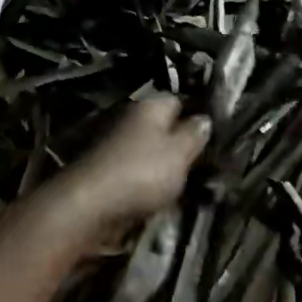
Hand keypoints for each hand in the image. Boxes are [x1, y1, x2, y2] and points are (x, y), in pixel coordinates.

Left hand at [59, 93, 209, 229]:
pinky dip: (145, 175)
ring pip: (148, 145)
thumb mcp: (178, 154)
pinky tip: (156, 190)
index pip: (178, 99)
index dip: (195, 115)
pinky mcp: (107, 164)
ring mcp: (116, 138)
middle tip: (201, 162)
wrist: (91, 202)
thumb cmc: (142, 172)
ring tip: (182, 180)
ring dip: (161, 160)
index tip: (211, 135)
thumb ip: (193, 135)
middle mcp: (132, 114)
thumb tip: (204, 118)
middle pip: (162, 123)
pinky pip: (135, 164)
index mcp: (151, 104)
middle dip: (178, 140)